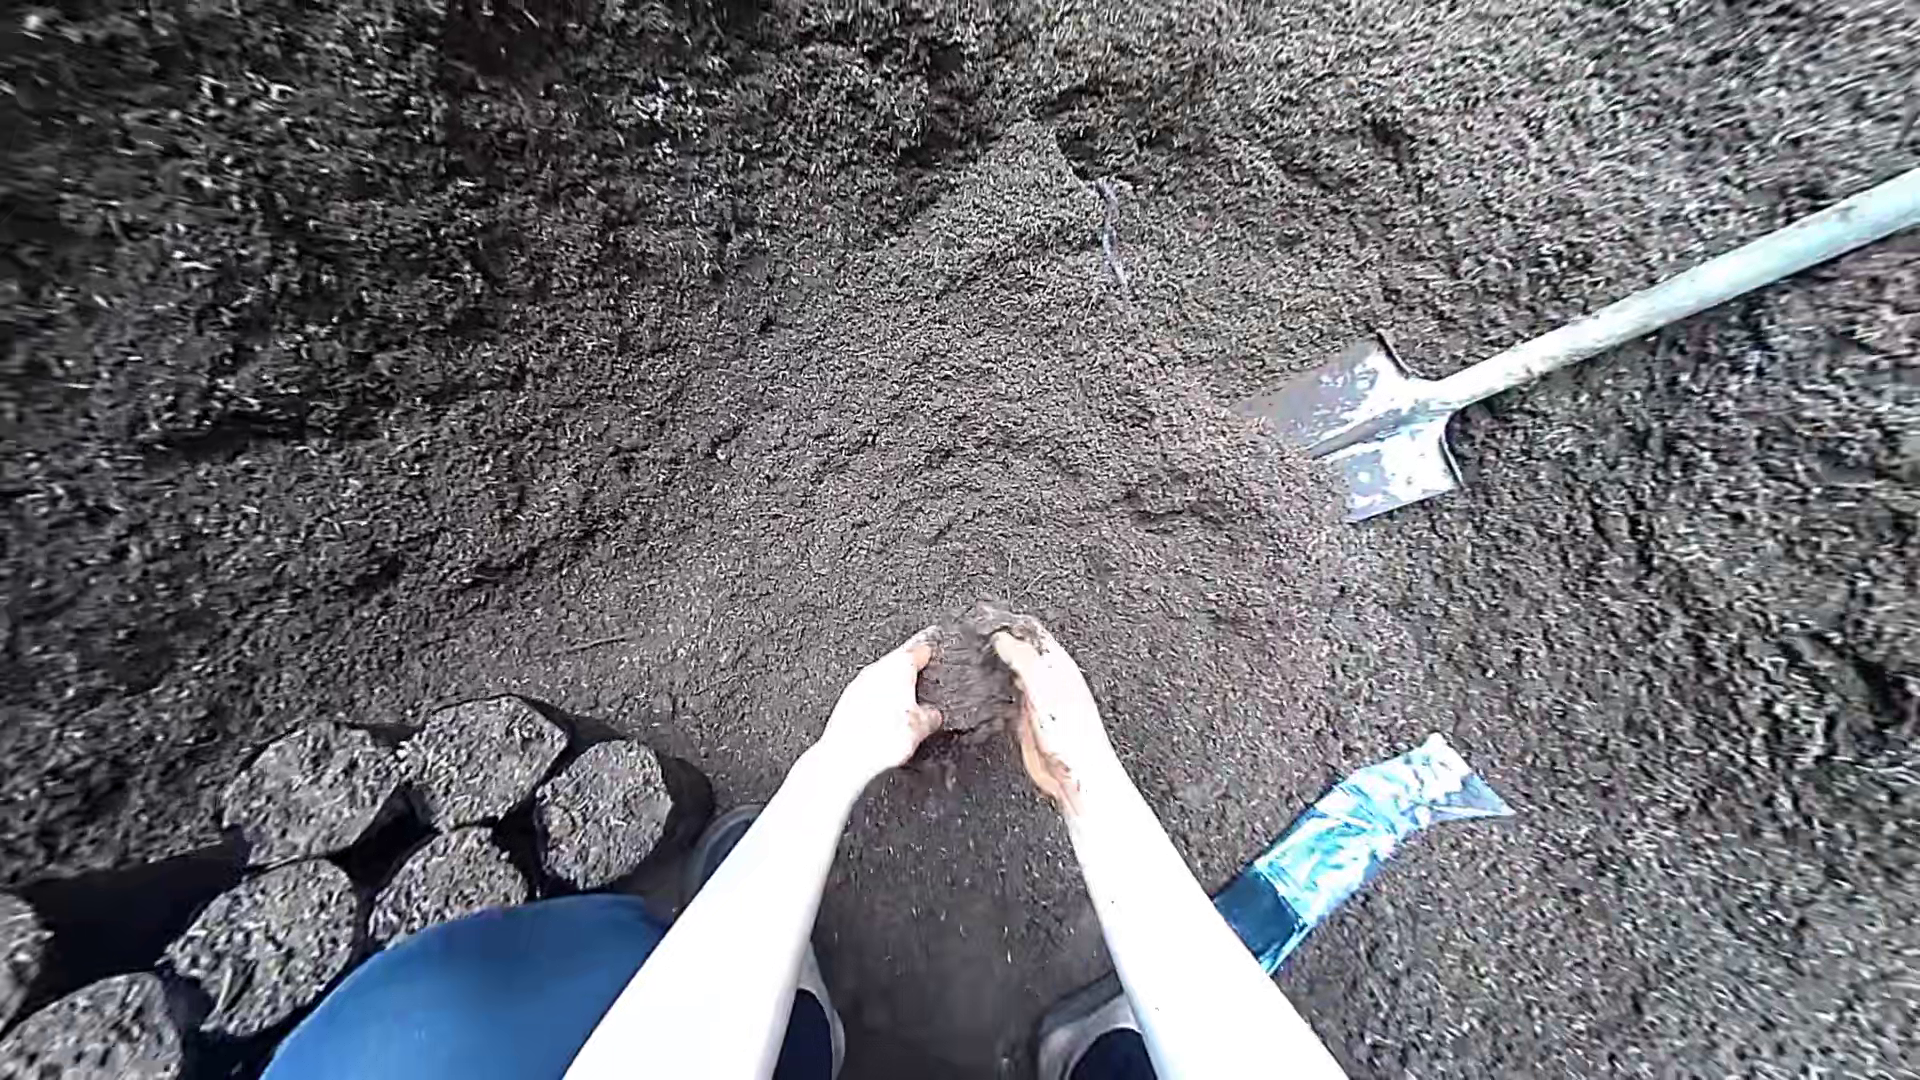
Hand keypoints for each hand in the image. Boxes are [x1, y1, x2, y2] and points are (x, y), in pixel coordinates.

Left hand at [813, 627, 943, 783]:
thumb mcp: (921, 728)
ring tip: (904, 699)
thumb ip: (931, 716)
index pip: (919, 649)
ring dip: (893, 684)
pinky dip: (879, 698)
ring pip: (882, 676)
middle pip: (898, 660)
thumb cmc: (881, 737)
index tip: (932, 649)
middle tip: (921, 674)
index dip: (929, 650)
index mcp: (899, 666)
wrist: (846, 757)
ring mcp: (860, 683)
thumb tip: (933, 715)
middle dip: (909, 667)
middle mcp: (877, 669)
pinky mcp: (847, 700)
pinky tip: (882, 715)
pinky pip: (869, 692)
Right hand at [990, 621, 1121, 814]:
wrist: (1076, 778)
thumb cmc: (1073, 737)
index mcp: (1059, 665)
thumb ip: (1024, 660)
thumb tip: (1003, 638)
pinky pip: (1004, 698)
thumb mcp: (1046, 690)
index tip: (984, 620)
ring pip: (1010, 672)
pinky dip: (991, 692)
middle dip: (996, 643)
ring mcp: (1036, 698)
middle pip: (1019, 650)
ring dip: (992, 666)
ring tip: (970, 659)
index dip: (1009, 623)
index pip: (1031, 632)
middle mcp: (1048, 678)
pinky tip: (978, 692)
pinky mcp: (1025, 719)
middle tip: (972, 638)